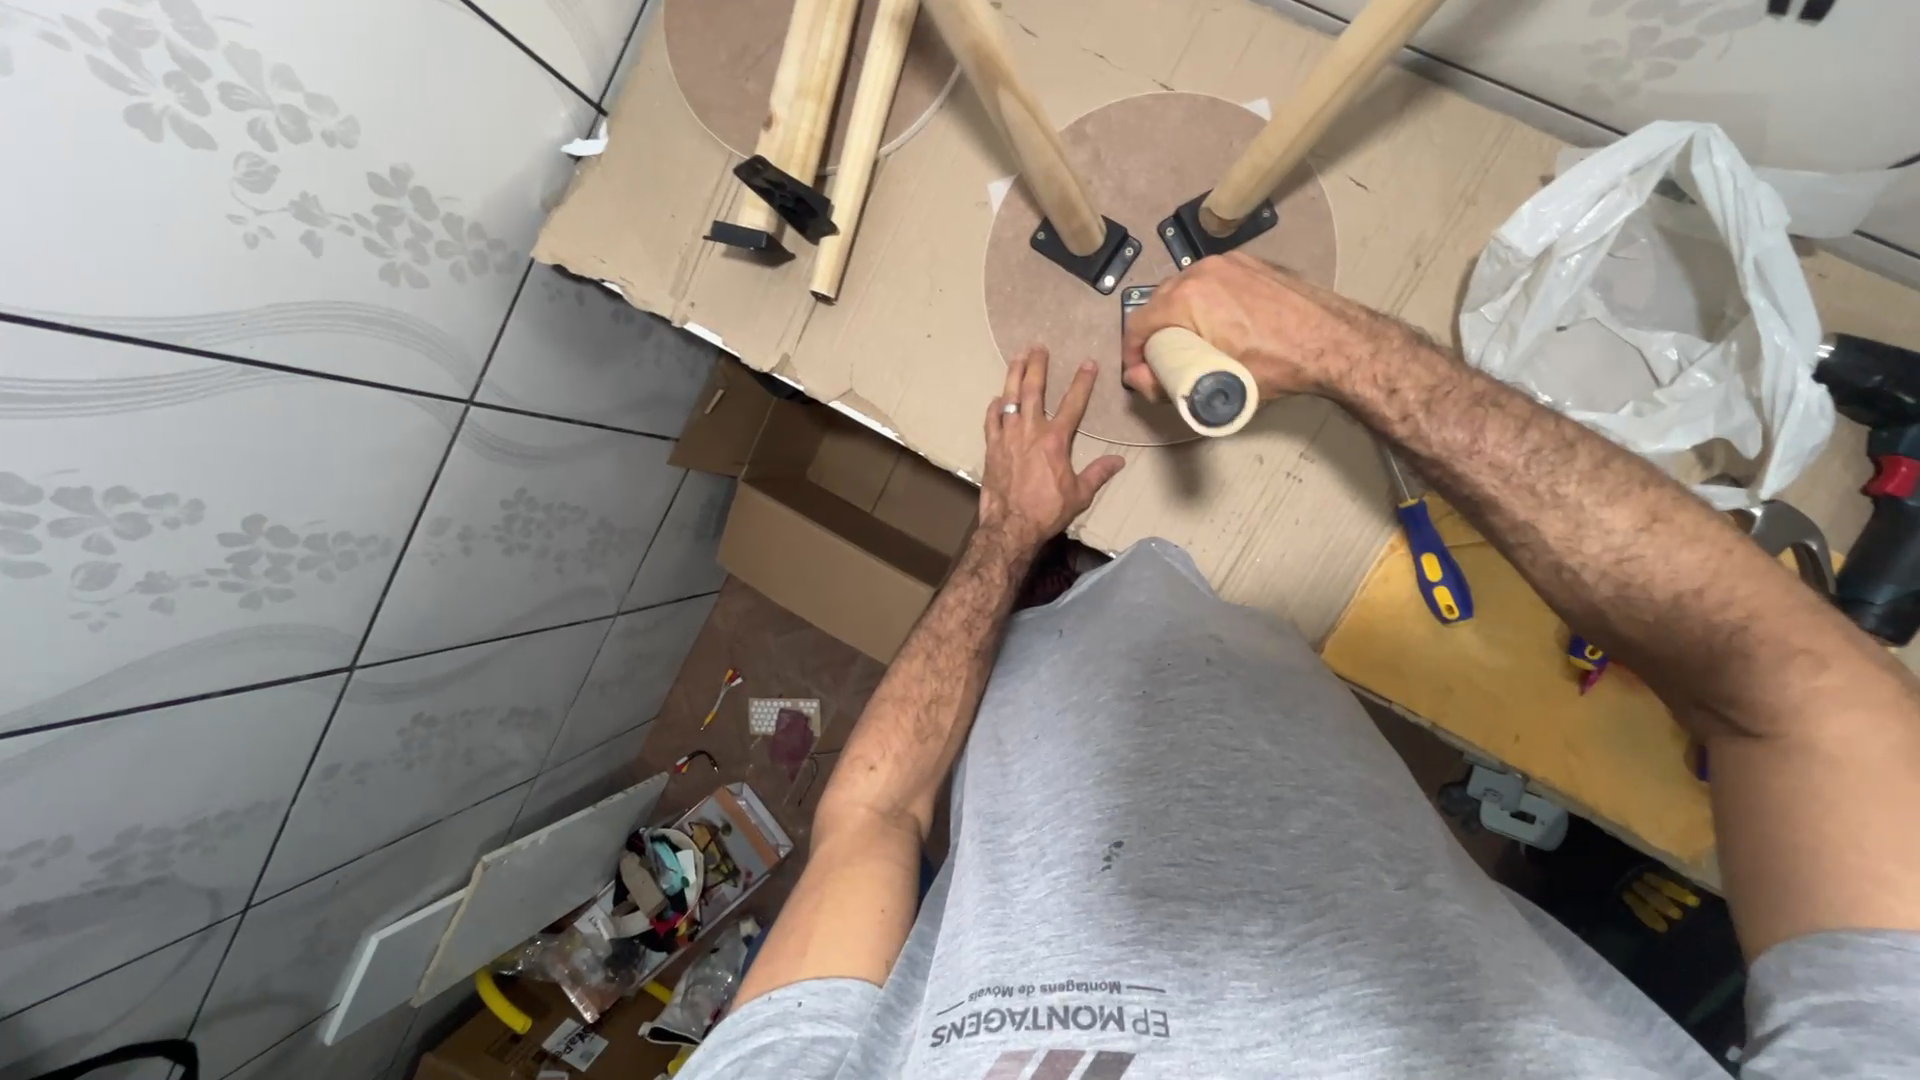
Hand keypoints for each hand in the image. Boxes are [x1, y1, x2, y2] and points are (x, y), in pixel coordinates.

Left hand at [977, 346, 1125, 558]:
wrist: (1011, 526)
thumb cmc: (1047, 511)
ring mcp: (1007, 438)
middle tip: (1038, 347)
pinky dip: (994, 408)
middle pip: (1033, 390)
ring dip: (1013, 376)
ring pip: (1009, 399)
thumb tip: (1118, 462)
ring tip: (1017, 358)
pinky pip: (991, 422)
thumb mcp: (1080, 494)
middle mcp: (1030, 432)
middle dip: (1037, 366)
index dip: (1082, 382)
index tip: (1088, 363)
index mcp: (1056, 440)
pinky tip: (996, 399)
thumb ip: (1098, 474)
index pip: (1072, 403)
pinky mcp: (991, 449)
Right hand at [1120, 252, 1411, 403]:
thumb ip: (1164, 385)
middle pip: (1158, 303)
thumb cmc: (1275, 366)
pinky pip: (1209, 283)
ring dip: (1179, 316)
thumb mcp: (1212, 386)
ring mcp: (1227, 263)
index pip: (1139, 323)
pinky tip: (1218, 325)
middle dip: (1155, 334)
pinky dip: (1203, 303)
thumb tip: (1137, 378)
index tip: (1139, 372)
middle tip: (1164, 362)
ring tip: (1191, 343)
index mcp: (1187, 298)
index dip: (1132, 352)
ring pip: (1183, 290)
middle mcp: (1202, 272)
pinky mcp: (1248, 264)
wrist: (1332, 342)